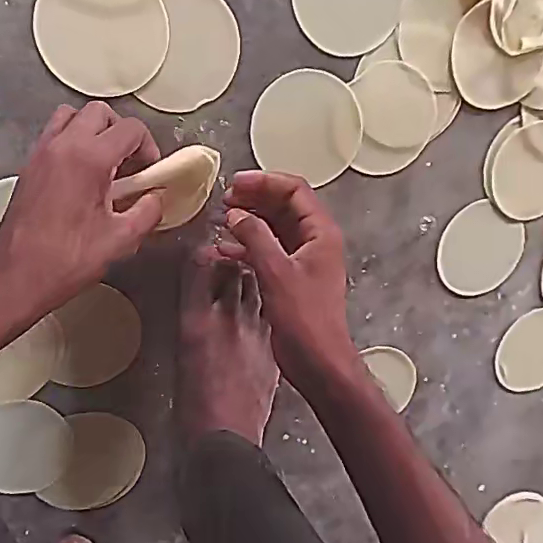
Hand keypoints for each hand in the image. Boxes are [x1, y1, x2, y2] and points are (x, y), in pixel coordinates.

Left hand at [0, 103, 163, 315]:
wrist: (18, 276)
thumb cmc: (69, 259)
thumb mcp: (121, 239)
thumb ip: (148, 211)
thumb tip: (157, 198)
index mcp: (89, 158)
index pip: (130, 128)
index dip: (149, 147)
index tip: (149, 172)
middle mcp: (63, 145)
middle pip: (100, 112)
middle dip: (122, 132)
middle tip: (131, 164)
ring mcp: (41, 153)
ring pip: (72, 116)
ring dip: (94, 131)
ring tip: (105, 164)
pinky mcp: (28, 166)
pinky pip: (54, 135)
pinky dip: (73, 142)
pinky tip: (82, 177)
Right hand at [214, 170, 358, 382]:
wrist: (319, 360)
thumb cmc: (305, 318)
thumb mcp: (276, 272)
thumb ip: (255, 237)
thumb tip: (235, 213)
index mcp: (321, 232)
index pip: (295, 190)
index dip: (264, 182)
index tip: (235, 183)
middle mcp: (315, 241)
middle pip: (284, 206)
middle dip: (254, 200)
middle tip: (225, 201)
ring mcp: (304, 259)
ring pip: (274, 228)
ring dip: (249, 222)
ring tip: (221, 220)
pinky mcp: (291, 277)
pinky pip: (269, 251)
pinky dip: (249, 246)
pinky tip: (225, 248)